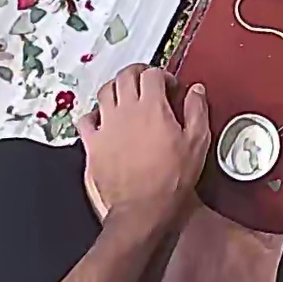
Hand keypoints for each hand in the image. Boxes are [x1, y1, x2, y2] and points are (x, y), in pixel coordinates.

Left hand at [77, 65, 209, 238]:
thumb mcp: (197, 142)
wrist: (143, 209)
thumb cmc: (172, 178)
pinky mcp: (93, 145)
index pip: (152, 74)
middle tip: (148, 80)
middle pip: (125, 76)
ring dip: (117, 87)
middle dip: (138, 72)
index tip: (170, 87)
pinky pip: (85, 119)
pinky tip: (103, 119)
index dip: (162, 75)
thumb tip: (196, 91)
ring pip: (104, 91)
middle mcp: (126, 111)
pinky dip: (94, 114)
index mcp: (152, 107)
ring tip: (127, 94)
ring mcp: (106, 127)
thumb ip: (197, 110)